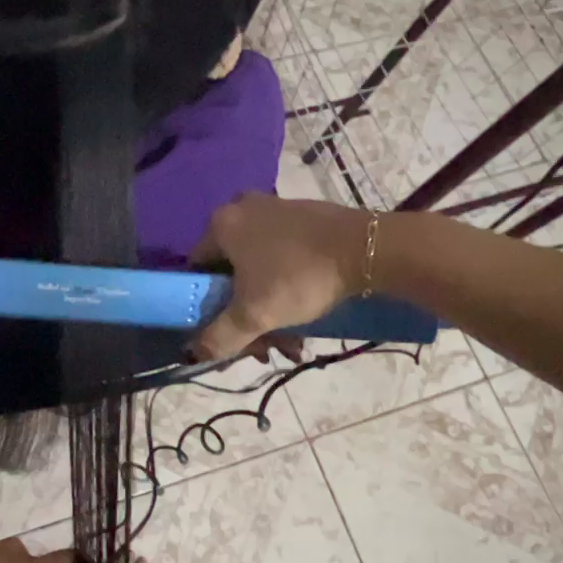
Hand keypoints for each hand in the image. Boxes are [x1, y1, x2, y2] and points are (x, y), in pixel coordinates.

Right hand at [191, 193, 375, 360]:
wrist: (368, 249)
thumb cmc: (299, 277)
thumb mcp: (254, 316)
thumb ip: (219, 337)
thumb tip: (194, 353)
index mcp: (220, 225)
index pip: (197, 271)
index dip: (208, 306)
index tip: (229, 330)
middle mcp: (242, 209)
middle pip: (231, 272)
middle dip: (246, 313)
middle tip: (265, 344)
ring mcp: (275, 209)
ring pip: (259, 267)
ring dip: (269, 305)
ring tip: (291, 339)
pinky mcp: (304, 216)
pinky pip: (283, 254)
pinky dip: (287, 283)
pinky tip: (305, 310)